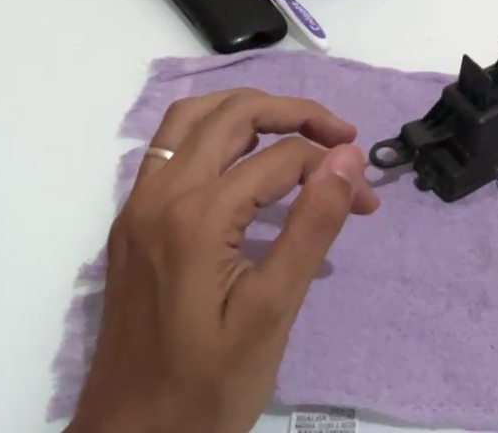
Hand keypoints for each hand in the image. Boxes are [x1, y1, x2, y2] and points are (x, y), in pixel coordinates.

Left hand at [68, 89, 379, 432]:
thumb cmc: (208, 388)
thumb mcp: (273, 311)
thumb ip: (312, 225)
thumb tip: (349, 156)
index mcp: (197, 216)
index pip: (280, 158)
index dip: (332, 169)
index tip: (366, 203)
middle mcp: (161, 195)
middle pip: (234, 114)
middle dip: (296, 113)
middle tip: (341, 135)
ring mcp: (138, 206)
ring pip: (193, 118)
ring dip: (248, 109)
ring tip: (295, 128)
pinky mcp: (131, 223)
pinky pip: (171, 147)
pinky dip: (213, 131)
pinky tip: (242, 156)